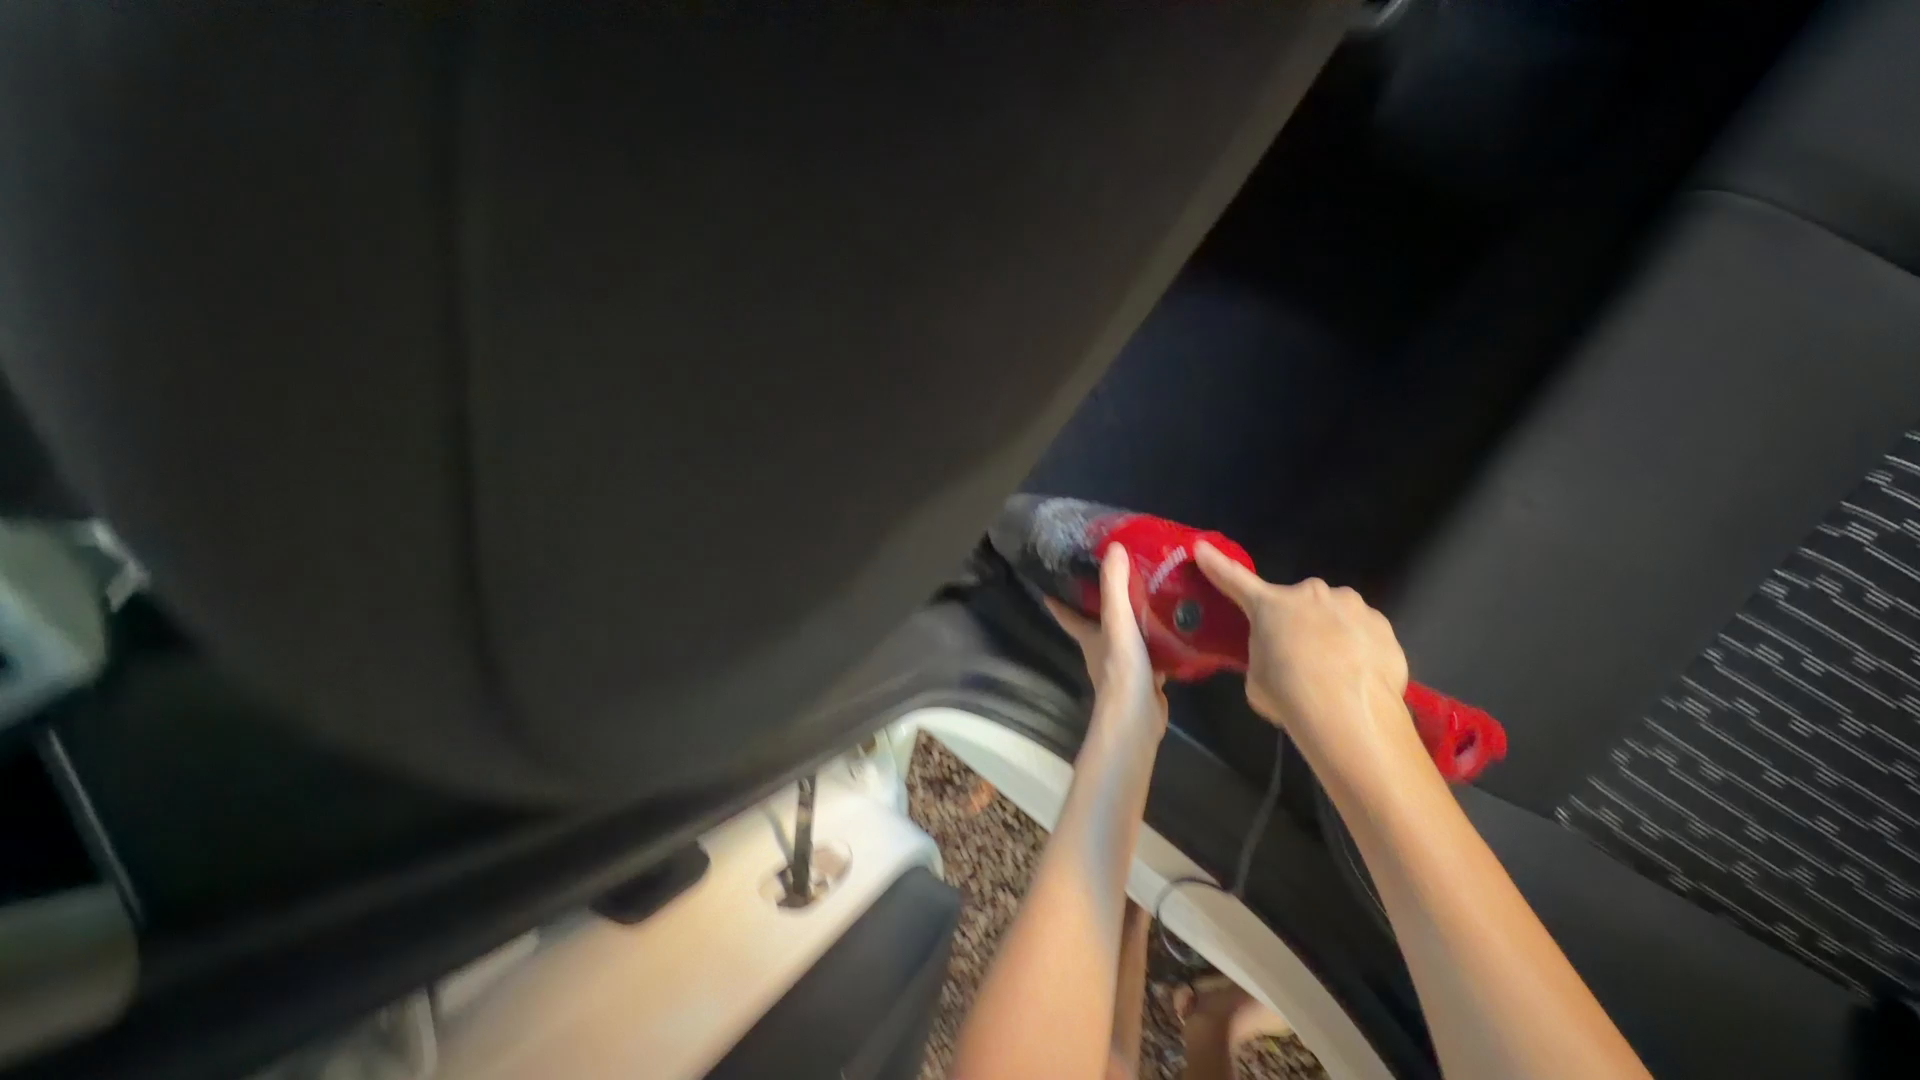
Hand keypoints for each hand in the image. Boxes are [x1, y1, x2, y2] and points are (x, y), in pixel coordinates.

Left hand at [1045, 543, 1167, 739]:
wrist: (1137, 717)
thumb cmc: (1121, 669)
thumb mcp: (1117, 622)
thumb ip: (1115, 588)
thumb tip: (1113, 547)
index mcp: (1089, 636)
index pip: (1067, 614)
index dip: (1058, 599)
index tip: (1053, 581)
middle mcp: (1102, 649)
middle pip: (1099, 622)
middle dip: (1106, 603)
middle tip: (1122, 577)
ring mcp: (1125, 665)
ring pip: (1128, 636)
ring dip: (1137, 620)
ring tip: (1154, 595)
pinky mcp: (1146, 677)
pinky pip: (1152, 653)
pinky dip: (1161, 642)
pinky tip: (1177, 630)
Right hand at [1193, 543, 1421, 785]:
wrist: (1349, 714)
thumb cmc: (1289, 694)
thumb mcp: (1258, 679)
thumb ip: (1265, 657)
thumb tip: (1280, 660)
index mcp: (1271, 606)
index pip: (1235, 581)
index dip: (1216, 565)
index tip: (1201, 547)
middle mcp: (1312, 596)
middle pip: (1300, 603)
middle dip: (1298, 622)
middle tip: (1298, 657)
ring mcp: (1354, 608)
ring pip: (1337, 616)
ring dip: (1332, 634)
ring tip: (1334, 673)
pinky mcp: (1385, 628)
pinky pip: (1365, 635)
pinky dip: (1360, 650)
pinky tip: (1359, 678)